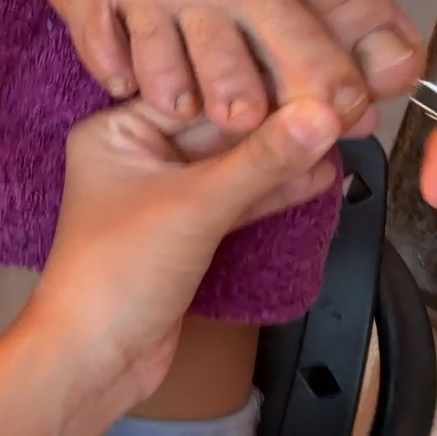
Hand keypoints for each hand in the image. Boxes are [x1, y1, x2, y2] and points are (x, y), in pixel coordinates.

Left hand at [30, 98, 341, 400]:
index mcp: (112, 132)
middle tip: (337, 110)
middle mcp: (131, 155)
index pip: (192, 96)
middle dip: (272, 126)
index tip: (310, 78)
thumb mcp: (195, 204)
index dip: (251, 89)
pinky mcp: (180, 230)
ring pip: (227, 168)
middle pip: (212, 131)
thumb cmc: (117, 271)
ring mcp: (157, 194)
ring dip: (279, 161)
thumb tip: (320, 115)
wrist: (96, 356)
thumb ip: (261, 161)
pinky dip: (268, 193)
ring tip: (339, 141)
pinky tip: (315, 177)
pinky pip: (230, 200)